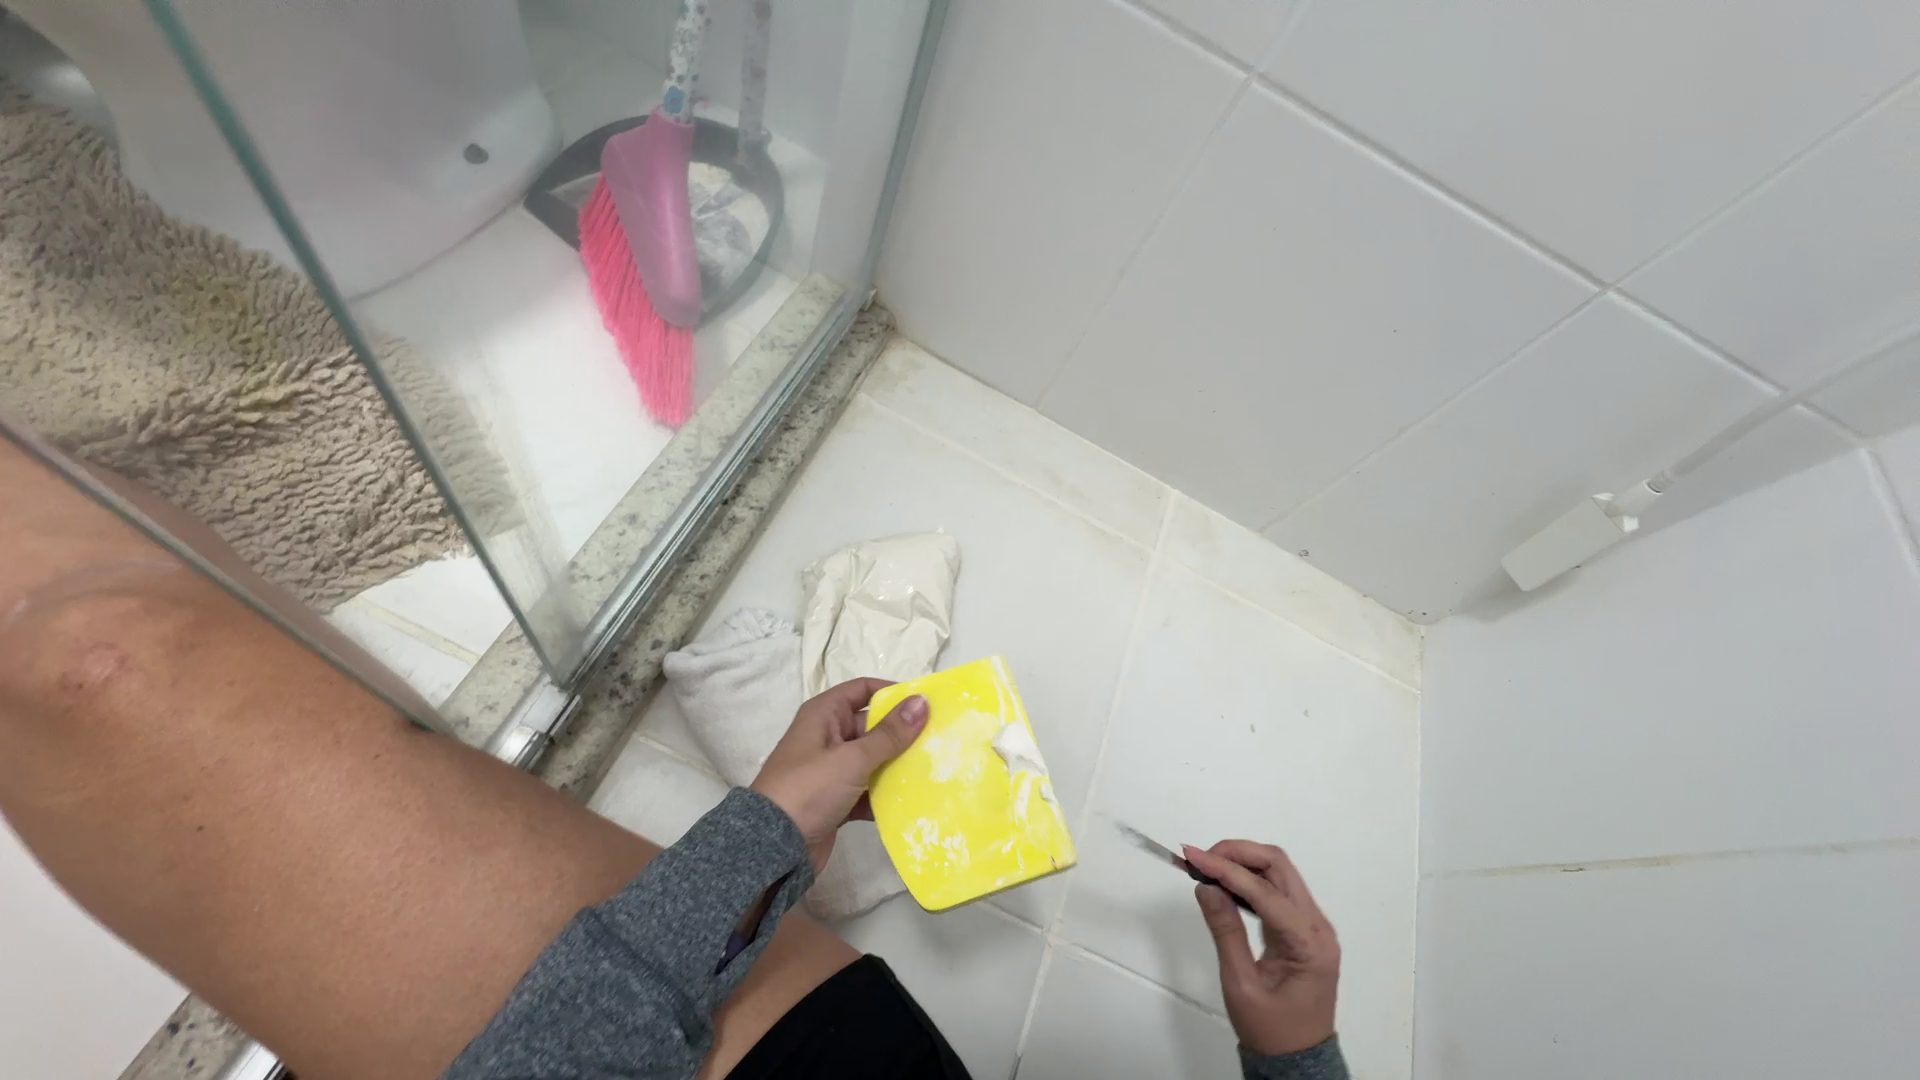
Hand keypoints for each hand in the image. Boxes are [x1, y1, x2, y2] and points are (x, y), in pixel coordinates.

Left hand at [750, 678, 926, 873]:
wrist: (773, 848)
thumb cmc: (809, 789)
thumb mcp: (852, 758)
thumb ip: (890, 733)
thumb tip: (922, 701)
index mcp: (824, 714)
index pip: (862, 689)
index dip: (892, 692)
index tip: (925, 703)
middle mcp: (827, 736)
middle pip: (871, 726)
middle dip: (902, 733)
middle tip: (938, 739)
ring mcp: (831, 770)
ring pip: (872, 759)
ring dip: (896, 765)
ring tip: (933, 769)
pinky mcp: (835, 799)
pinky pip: (867, 789)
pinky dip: (884, 794)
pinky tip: (911, 800)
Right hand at [1187, 840, 1339, 1056]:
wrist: (1298, 1062)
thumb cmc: (1271, 1030)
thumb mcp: (1241, 984)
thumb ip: (1225, 931)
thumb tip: (1206, 887)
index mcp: (1308, 943)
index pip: (1264, 891)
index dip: (1226, 869)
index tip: (1192, 856)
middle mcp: (1318, 926)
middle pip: (1278, 867)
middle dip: (1237, 853)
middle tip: (1200, 857)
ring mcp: (1312, 925)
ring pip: (1278, 872)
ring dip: (1243, 861)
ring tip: (1207, 865)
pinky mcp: (1301, 927)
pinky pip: (1276, 888)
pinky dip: (1249, 877)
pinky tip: (1225, 881)